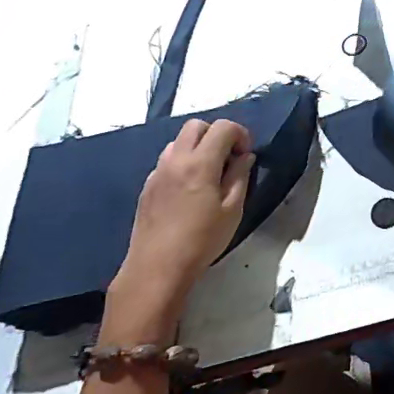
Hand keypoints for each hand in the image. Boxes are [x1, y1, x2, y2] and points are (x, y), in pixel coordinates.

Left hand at [111, 119, 254, 335]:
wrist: (157, 267)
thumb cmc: (202, 240)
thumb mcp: (232, 210)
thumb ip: (240, 177)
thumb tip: (245, 156)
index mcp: (200, 163)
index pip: (222, 127)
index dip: (240, 134)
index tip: (246, 155)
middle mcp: (175, 160)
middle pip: (196, 126)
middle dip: (217, 134)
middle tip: (229, 159)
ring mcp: (157, 172)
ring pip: (178, 141)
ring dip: (198, 147)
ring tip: (210, 174)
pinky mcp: (147, 186)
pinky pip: (167, 161)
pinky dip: (183, 162)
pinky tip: (190, 190)